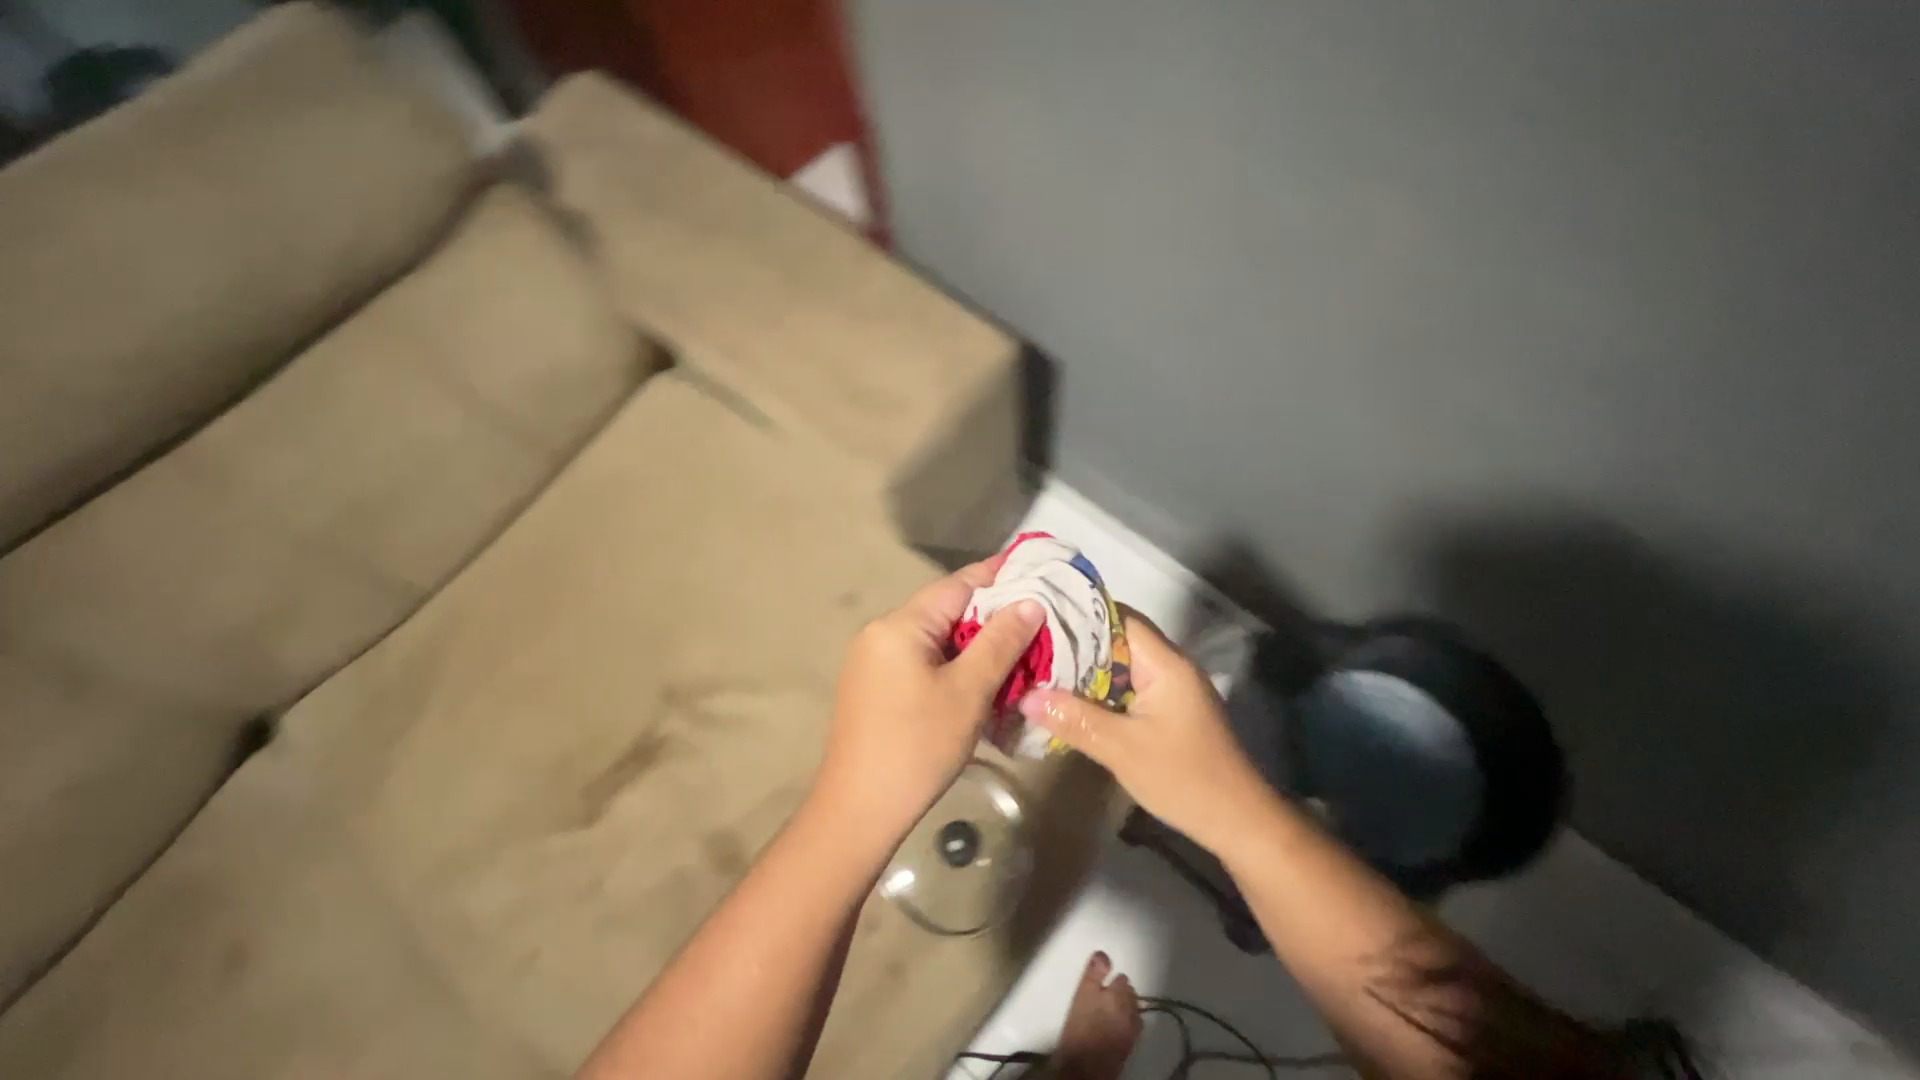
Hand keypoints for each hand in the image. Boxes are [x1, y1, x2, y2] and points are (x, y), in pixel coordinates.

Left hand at [813, 557, 1043, 842]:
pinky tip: (984, 679)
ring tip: (1022, 649)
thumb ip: (999, 642)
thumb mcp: (967, 692)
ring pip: (936, 638)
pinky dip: (955, 664)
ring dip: (976, 642)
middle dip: (993, 613)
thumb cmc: (917, 746)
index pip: (957, 584)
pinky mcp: (875, 688)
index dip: (999, 575)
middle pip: (945, 609)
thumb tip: (1029, 601)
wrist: (859, 810)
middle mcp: (881, 633)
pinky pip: (922, 661)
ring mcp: (874, 661)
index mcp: (900, 625)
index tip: (1038, 568)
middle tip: (1041, 617)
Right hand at [1018, 611, 1275, 855]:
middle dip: (1076, 642)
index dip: (1079, 613)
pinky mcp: (1169, 711)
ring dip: (1086, 669)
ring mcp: (1171, 690)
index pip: (1119, 617)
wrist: (1237, 821)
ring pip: (1122, 665)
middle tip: (1030, 647)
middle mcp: (1171, 667)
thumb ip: (1075, 719)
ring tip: (1040, 671)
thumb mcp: (1122, 749)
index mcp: (1166, 664)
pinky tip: (1069, 701)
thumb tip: (1026, 696)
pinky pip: (1128, 688)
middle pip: (1118, 639)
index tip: (1038, 618)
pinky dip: (1100, 690)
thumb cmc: (1184, 778)